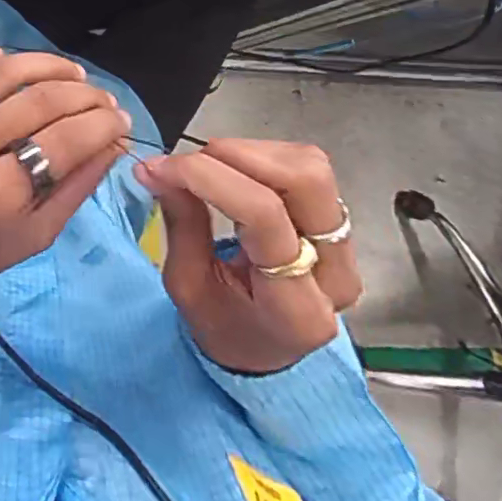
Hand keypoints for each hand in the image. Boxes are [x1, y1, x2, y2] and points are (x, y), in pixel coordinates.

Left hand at [0, 32, 133, 308]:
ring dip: (47, 64)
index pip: (65, 139)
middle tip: (106, 103)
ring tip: (75, 76)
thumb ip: (80, 183)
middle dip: (86, 97)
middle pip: (39, 100)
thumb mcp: (39, 233)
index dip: (104, 125)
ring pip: (1, 72)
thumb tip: (116, 137)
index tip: (123, 122)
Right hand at [134, 139, 361, 373]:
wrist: (263, 347)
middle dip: (239, 155)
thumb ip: (181, 224)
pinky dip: (261, 156)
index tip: (162, 167)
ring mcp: (345, 247)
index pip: (264, 216)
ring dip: (249, 153)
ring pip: (309, 167)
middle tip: (191, 162)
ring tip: (209, 168)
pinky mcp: (337, 223)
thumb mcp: (186, 287)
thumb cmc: (221, 324)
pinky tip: (233, 173)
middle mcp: (335, 272)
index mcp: (295, 306)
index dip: (208, 177)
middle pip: (305, 180)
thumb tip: (157, 168)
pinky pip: (306, 168)